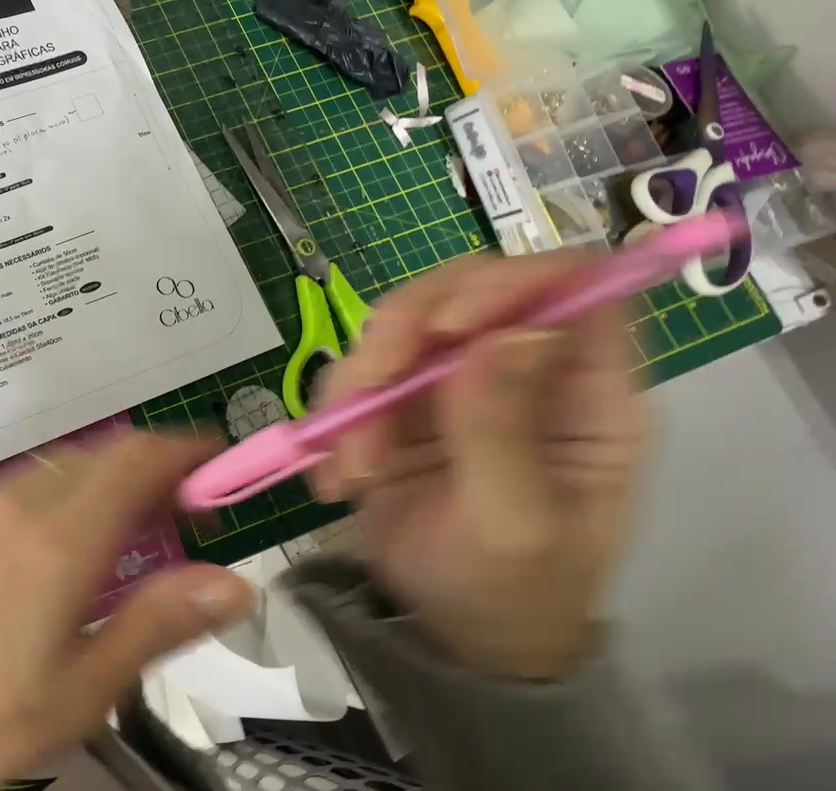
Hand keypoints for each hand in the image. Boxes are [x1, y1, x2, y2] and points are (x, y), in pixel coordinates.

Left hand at [0, 431, 255, 789]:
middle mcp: (15, 505)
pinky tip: (66, 536)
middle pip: (98, 455)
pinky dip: (62, 489)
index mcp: (58, 542)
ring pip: (59, 465)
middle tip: (187, 508)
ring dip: (105, 477)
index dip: (182, 448)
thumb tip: (231, 583)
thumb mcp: (82, 688)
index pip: (133, 460)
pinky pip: (21, 483)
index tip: (218, 461)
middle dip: (150, 467)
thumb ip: (157, 624)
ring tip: (134, 524)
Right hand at [312, 251, 647, 680]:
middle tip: (365, 393)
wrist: (449, 633)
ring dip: (355, 394)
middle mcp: (518, 370)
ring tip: (354, 472)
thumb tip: (510, 333)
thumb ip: (506, 429)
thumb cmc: (511, 590)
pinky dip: (331, 423)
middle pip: (458, 293)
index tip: (447, 324)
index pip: (569, 290)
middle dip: (399, 338)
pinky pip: (349, 377)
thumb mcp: (516, 521)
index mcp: (585, 395)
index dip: (509, 283)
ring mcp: (452, 384)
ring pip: (390, 332)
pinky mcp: (394, 403)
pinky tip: (338, 480)